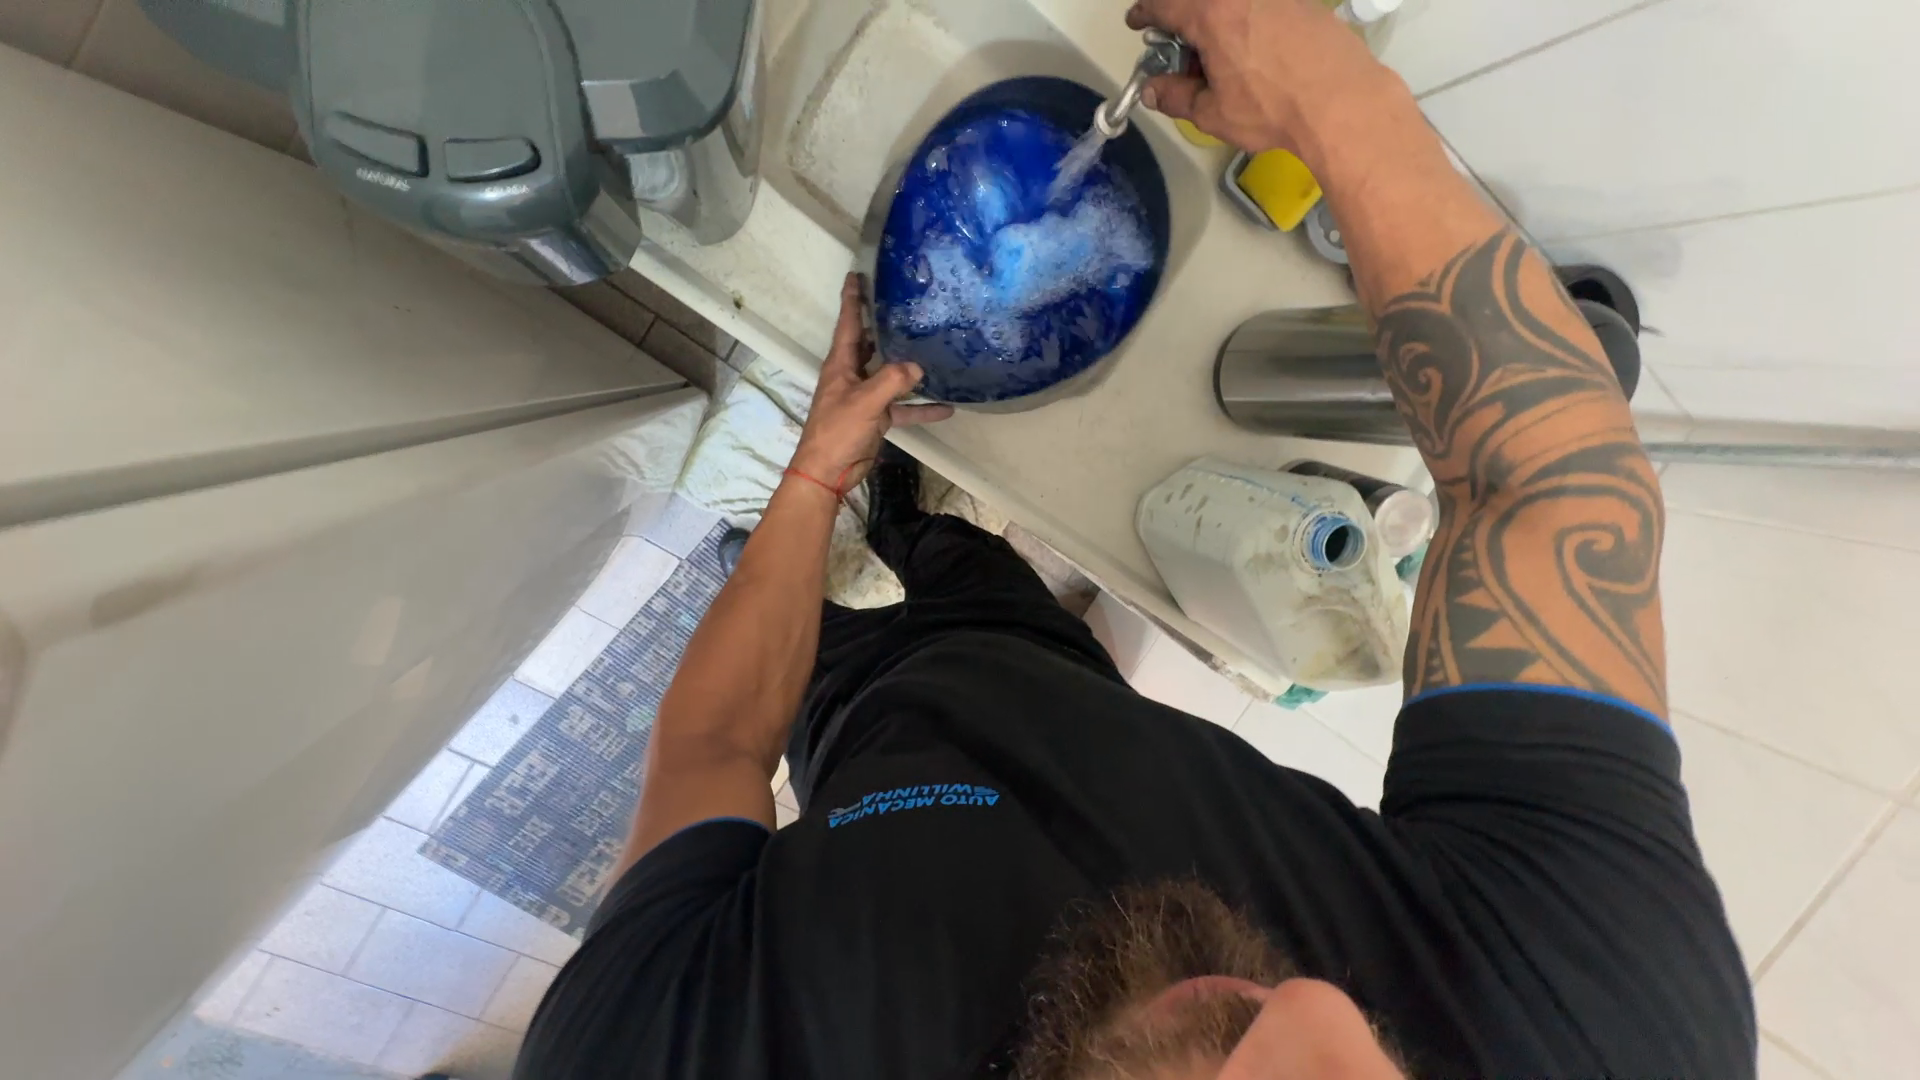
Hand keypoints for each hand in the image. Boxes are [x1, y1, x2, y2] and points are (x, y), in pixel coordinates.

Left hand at [788, 273, 952, 493]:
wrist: (828, 472)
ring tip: (933, 348)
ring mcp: (865, 397)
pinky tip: (946, 407)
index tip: (858, 273)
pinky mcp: (876, 418)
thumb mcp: (865, 403)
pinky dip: (921, 408)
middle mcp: (852, 375)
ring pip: (890, 375)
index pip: (849, 323)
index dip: (853, 298)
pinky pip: (903, 408)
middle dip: (886, 325)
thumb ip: (892, 381)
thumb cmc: (837, 432)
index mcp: (841, 364)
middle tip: (907, 305)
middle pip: (871, 344)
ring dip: (909, 366)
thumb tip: (918, 366)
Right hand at [1125, 0, 1394, 159]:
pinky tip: (1245, 55)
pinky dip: (1241, 23)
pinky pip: (1256, 8)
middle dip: (1181, 20)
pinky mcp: (1298, 2)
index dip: (1145, 13)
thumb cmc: (1271, 108)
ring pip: (1229, 6)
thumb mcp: (1211, 113)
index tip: (1137, 23)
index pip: (1165, 4)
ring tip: (1214, 61)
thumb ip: (1175, 97)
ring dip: (1213, 24)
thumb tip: (1153, 90)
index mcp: (1212, 14)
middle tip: (1177, 51)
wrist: (1337, 99)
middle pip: (1199, 2)